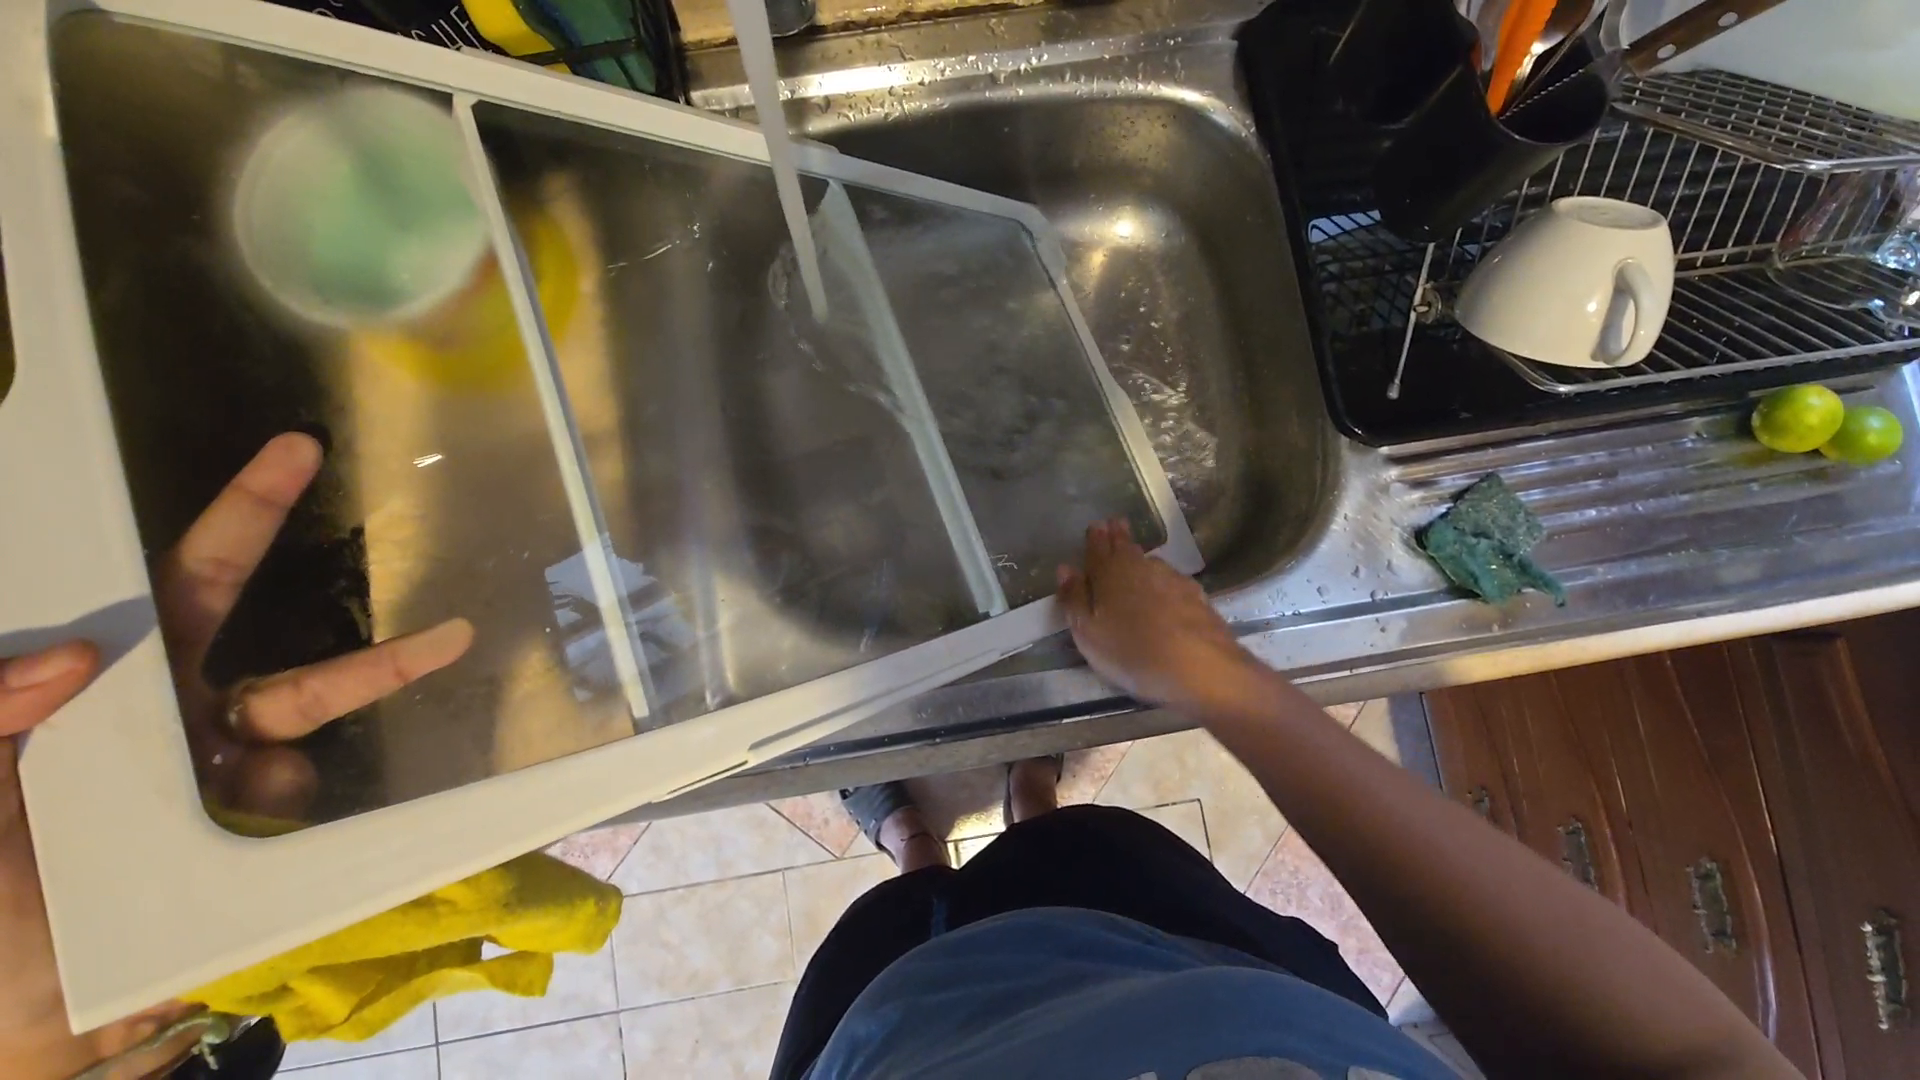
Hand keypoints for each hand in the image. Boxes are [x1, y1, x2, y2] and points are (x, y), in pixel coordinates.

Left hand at [0, 433, 473, 1078]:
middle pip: (286, 672)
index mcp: (104, 702)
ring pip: (303, 751)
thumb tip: (93, 648)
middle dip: (375, 664)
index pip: (180, 591)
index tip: (299, 457)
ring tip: (243, 822)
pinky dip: (281, 823)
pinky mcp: (255, 847)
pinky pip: (297, 813)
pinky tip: (237, 852)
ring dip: (288, 784)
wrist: (13, 1043)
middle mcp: (174, 734)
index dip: (240, 520)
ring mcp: (220, 793)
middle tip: (455, 638)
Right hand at [1055, 518, 1265, 711]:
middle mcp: (1141, 567)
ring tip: (1135, 556)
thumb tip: (1065, 569)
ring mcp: (1172, 578)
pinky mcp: (1196, 595)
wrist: (1199, 667)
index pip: (1098, 548)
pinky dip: (1162, 579)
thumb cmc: (1132, 652)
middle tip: (1115, 525)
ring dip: (1140, 556)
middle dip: (1119, 536)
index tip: (1096, 526)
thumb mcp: (1088, 633)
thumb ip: (1074, 599)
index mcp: (1110, 573)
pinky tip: (1163, 588)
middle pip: (1127, 547)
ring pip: (1150, 561)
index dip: (1095, 538)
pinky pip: (1170, 579)